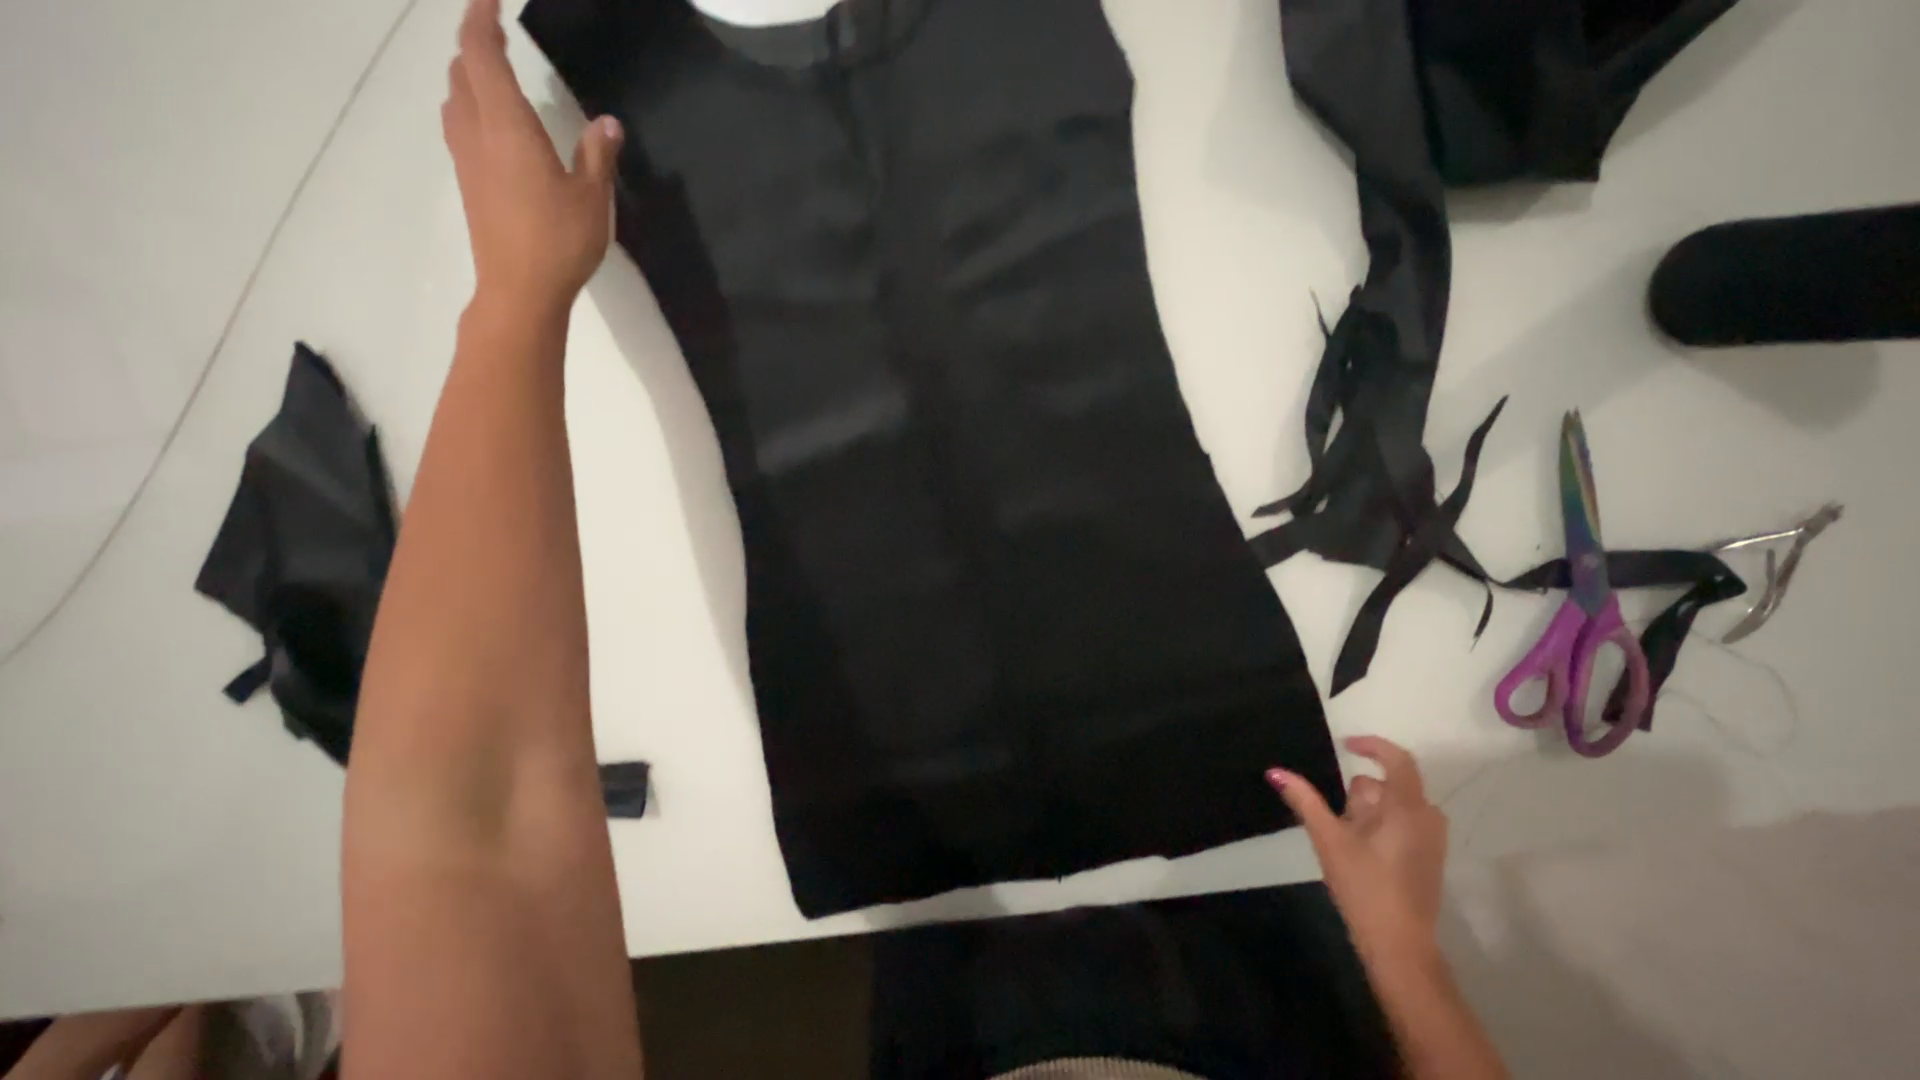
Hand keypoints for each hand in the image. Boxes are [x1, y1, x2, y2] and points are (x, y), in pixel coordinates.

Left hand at [442, 0, 623, 317]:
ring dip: (470, 77)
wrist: (519, 291)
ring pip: (456, 98)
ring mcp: (467, 159)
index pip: (481, 53)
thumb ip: (597, 155)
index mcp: (507, 126)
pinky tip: (498, 126)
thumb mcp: (592, 198)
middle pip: (461, 70)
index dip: (480, 18)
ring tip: (497, 75)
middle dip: (475, 45)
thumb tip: (607, 124)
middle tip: (498, 34)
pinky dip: (473, 107)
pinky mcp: (469, 183)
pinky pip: (461, 126)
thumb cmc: (559, 242)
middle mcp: (478, 133)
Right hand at [1269, 736, 1446, 964]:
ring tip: (1345, 842)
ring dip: (1368, 813)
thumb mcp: (1328, 840)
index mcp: (1407, 807)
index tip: (1345, 745)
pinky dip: (1380, 828)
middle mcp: (1427, 816)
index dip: (1371, 746)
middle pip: (1387, 786)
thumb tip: (1276, 772)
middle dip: (1358, 796)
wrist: (1400, 945)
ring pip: (1394, 806)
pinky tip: (1360, 854)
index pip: (1397, 759)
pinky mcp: (1430, 857)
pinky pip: (1403, 824)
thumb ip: (1304, 801)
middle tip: (1335, 822)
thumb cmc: (1364, 887)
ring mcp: (1433, 839)